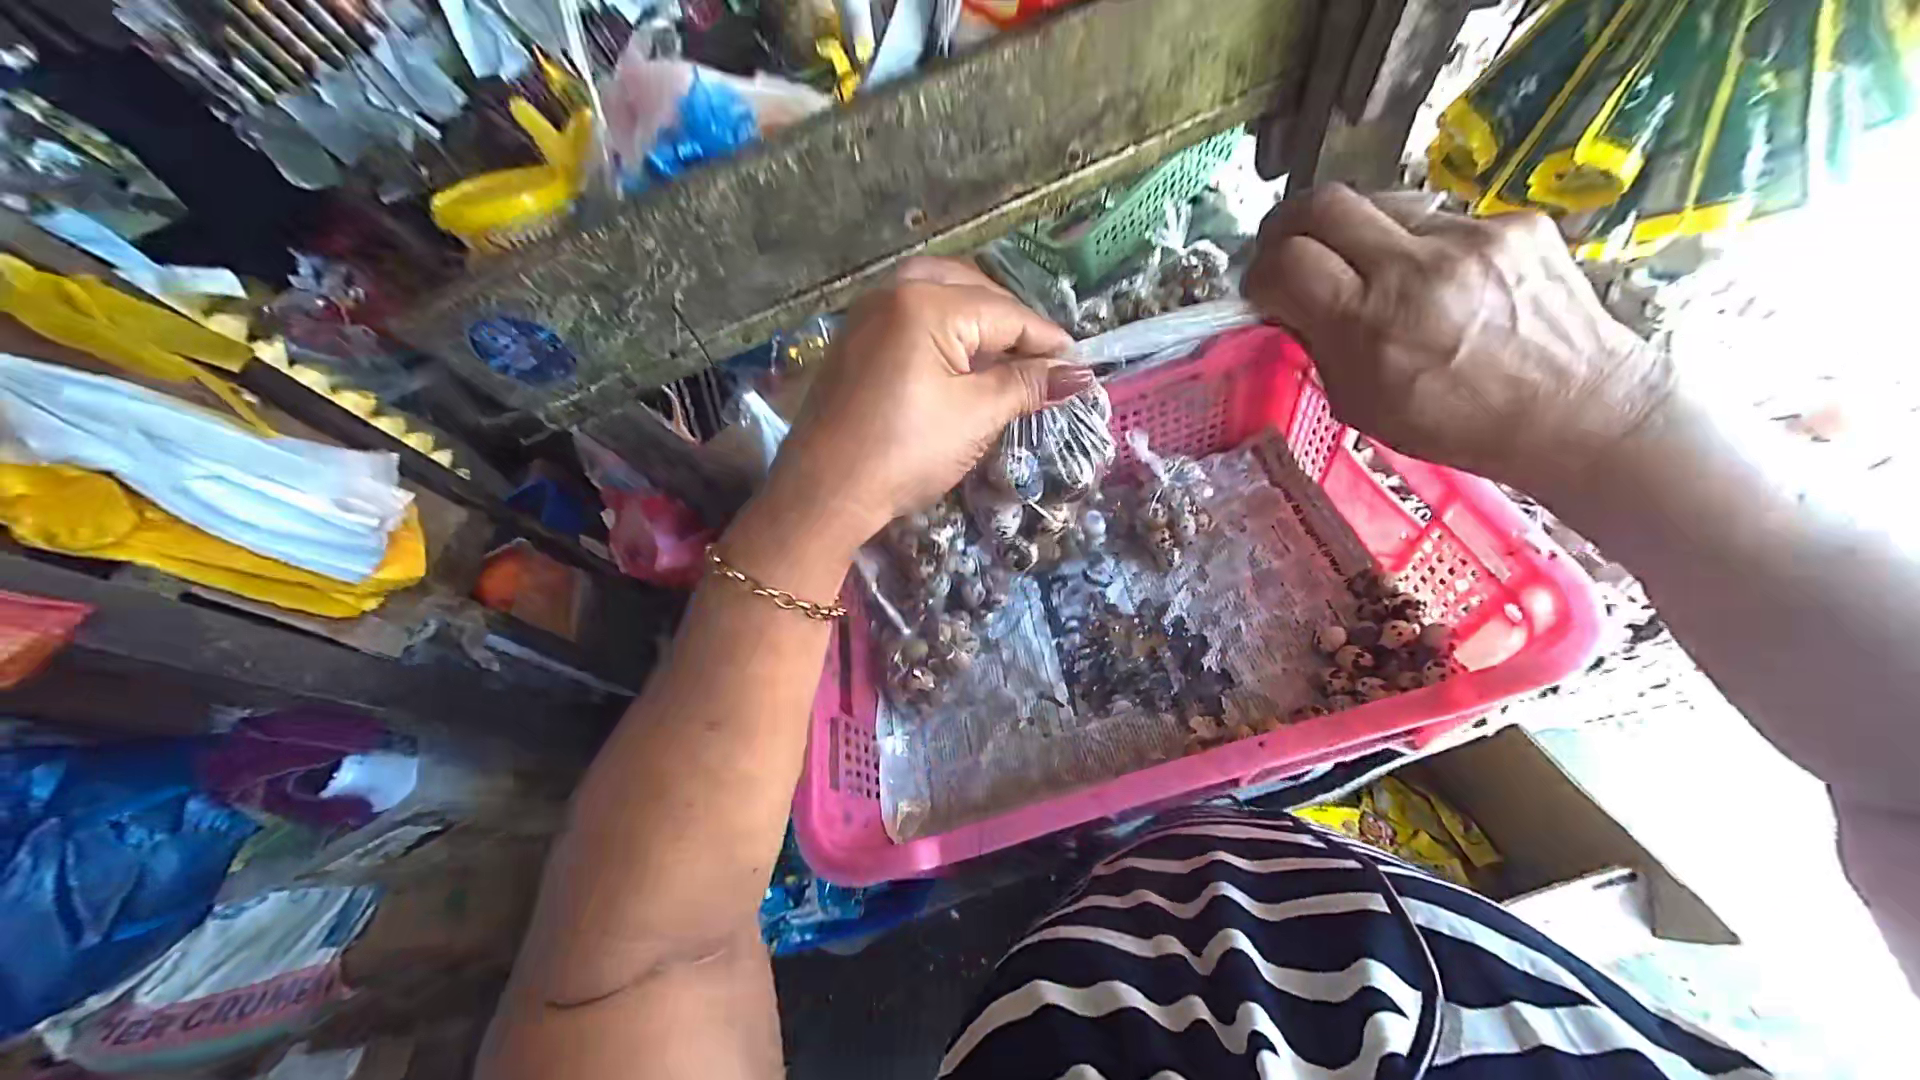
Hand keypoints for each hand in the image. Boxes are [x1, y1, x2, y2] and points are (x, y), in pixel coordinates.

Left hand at [755, 258, 1081, 557]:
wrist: (823, 492)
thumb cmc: (904, 453)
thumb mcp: (975, 417)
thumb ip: (1026, 385)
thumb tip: (1077, 374)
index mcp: (925, 303)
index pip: (1005, 313)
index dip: (1046, 340)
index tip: (1079, 364)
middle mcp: (893, 293)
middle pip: (971, 290)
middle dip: (1010, 322)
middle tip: (1039, 361)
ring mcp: (867, 315)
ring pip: (937, 295)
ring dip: (976, 318)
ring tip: (1002, 354)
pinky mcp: (854, 341)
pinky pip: (910, 316)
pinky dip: (942, 329)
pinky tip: (956, 360)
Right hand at [1244, 184, 1672, 495]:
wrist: (1575, 409)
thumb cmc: (1452, 423)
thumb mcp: (1358, 402)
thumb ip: (1319, 345)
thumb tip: (1290, 305)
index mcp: (1369, 324)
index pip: (1286, 261)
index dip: (1260, 271)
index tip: (1263, 288)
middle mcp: (1416, 267)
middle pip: (1323, 203)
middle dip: (1288, 224)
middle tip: (1287, 248)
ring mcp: (1471, 235)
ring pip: (1379, 203)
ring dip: (1352, 233)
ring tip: (1364, 267)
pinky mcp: (1513, 220)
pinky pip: (1436, 217)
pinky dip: (1414, 244)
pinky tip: (1432, 278)